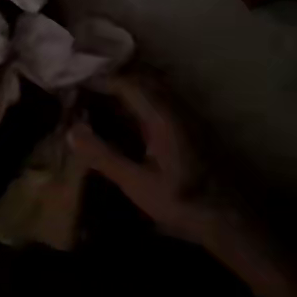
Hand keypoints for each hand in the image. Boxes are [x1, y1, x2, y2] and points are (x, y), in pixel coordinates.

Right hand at [68, 76, 244, 254]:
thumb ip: (104, 155)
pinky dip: (138, 100)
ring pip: (151, 88)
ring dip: (125, 87)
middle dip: (111, 78)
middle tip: (83, 85)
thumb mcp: (135, 183)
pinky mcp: (188, 127)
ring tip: (99, 96)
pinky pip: (159, 100)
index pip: (125, 83)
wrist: (224, 218)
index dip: (99, 80)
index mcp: (160, 115)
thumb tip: (72, 130)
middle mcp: (174, 107)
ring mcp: (184, 115)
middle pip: (140, 79)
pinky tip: (125, 116)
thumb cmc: (179, 201)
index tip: (74, 83)